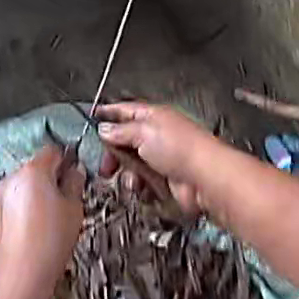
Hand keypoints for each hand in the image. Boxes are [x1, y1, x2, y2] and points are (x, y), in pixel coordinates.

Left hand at [0, 145, 82, 294]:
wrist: (17, 283)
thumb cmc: (50, 241)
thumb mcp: (74, 208)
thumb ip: (75, 182)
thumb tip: (73, 171)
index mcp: (33, 171)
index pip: (53, 151)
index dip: (67, 159)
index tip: (76, 174)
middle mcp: (11, 180)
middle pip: (36, 167)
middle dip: (51, 177)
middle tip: (66, 198)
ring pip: (23, 186)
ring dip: (37, 193)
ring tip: (50, 216)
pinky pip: (12, 204)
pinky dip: (23, 208)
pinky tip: (33, 230)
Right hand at [96, 101, 227, 216]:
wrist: (203, 177)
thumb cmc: (182, 148)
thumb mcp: (144, 132)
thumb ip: (121, 131)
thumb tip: (105, 128)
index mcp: (155, 116)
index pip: (127, 110)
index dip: (110, 113)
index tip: (94, 116)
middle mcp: (159, 134)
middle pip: (126, 141)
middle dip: (114, 154)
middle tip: (107, 166)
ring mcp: (163, 157)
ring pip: (132, 165)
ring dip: (128, 175)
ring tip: (134, 180)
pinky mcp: (166, 178)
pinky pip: (143, 182)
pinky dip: (141, 187)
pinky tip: (145, 189)